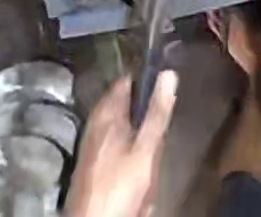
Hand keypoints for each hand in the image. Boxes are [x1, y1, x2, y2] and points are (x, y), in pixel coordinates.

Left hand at [65, 71, 178, 216]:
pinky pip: (118, 154)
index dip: (146, 80)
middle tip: (156, 143)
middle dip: (145, 123)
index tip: (164, 88)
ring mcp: (92, 143)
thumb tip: (168, 74)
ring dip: (139, 149)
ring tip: (147, 169)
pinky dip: (129, 163)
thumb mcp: (145, 150)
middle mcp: (96, 121)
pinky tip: (135, 181)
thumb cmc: (118, 186)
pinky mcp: (92, 164)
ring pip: (125, 134)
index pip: (127, 80)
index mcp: (106, 111)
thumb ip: (157, 113)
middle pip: (128, 108)